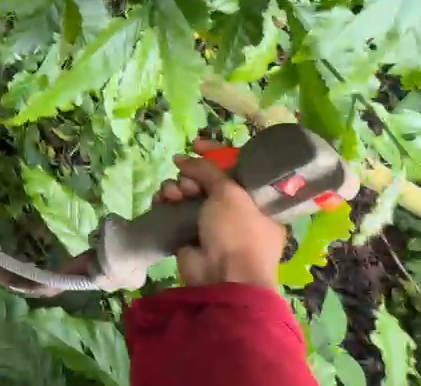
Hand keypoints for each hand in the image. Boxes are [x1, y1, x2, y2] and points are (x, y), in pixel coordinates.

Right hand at [156, 138, 287, 291]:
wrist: (224, 277)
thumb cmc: (238, 233)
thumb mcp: (230, 194)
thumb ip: (208, 170)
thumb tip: (183, 159)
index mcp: (258, 204)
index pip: (238, 170)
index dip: (217, 154)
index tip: (196, 144)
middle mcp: (237, 213)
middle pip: (208, 180)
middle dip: (192, 174)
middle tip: (187, 180)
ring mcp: (213, 224)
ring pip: (188, 192)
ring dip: (176, 187)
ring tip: (173, 194)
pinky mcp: (191, 232)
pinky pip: (174, 208)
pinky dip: (166, 201)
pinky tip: (161, 200)